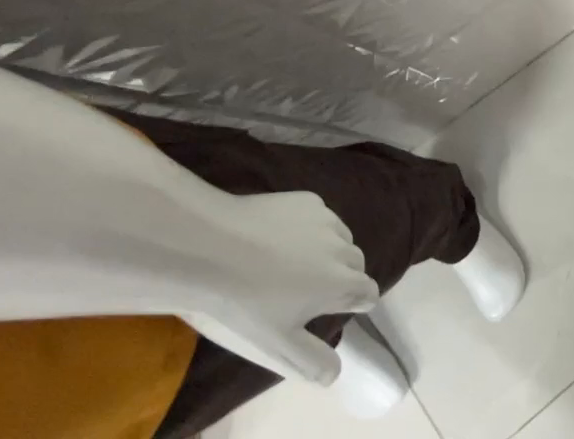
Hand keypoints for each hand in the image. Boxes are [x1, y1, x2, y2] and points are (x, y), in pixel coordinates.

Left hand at [183, 190, 378, 384]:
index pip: (368, 293)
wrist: (206, 249)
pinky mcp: (305, 201)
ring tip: (287, 264)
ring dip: (326, 251)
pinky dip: (307, 229)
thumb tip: (336, 373)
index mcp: (342, 283)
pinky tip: (274, 238)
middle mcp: (343, 249)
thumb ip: (310, 361)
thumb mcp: (273, 346)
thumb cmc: (240, 305)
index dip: (357, 303)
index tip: (339, 308)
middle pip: (356, 264)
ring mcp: (326, 220)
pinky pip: (317, 218)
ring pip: (338, 239)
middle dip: (341, 276)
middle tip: (305, 291)